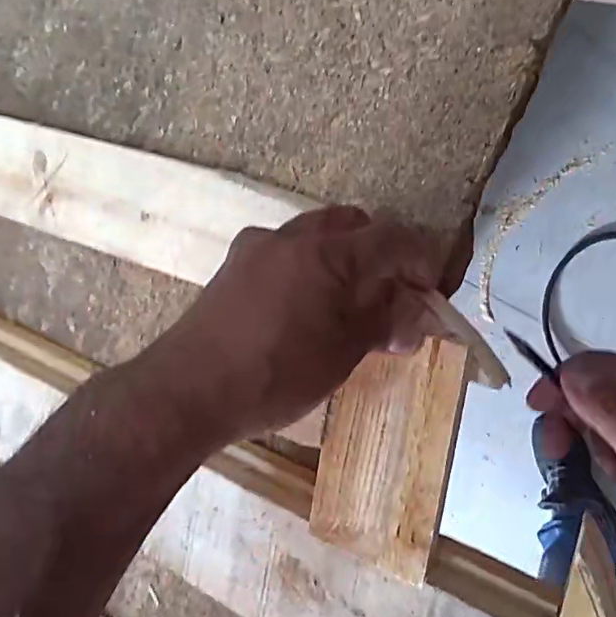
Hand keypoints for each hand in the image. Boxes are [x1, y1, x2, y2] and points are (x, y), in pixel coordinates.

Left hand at [138, 206, 445, 444]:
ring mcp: (262, 245)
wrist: (185, 393)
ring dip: (348, 255)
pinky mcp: (237, 263)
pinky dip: (312, 264)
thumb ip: (387, 322)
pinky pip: (289, 248)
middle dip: (384, 251)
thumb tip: (417, 317)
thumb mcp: (346, 351)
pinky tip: (305, 303)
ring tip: (350, 298)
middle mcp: (298, 235)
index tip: (430, 293)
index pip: (397, 238)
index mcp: (332, 253)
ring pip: (321, 231)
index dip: (423, 261)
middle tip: (392, 292)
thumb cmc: (278, 373)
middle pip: (359, 223)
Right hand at [526, 351, 615, 579]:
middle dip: (572, 414)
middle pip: (597, 386)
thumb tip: (571, 372)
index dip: (558, 385)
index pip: (590, 365)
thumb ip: (608, 407)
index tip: (538, 417)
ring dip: (594, 438)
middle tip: (559, 454)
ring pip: (611, 412)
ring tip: (607, 473)